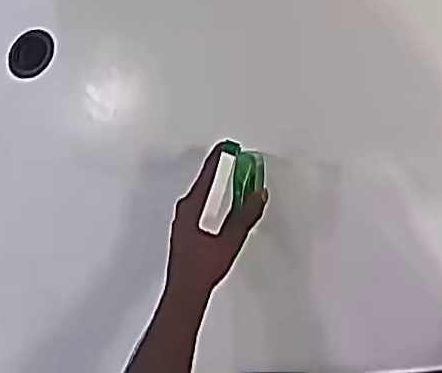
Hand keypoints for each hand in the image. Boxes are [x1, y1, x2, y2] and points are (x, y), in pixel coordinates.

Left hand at [163, 147, 267, 304]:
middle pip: (205, 181)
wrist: (185, 296)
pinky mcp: (186, 229)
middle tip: (235, 158)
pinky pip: (202, 203)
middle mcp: (185, 210)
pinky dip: (214, 196)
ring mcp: (183, 220)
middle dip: (221, 168)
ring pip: (203, 193)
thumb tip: (258, 195)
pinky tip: (224, 201)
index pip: (208, 173)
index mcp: (192, 207)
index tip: (229, 145)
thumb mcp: (229, 241)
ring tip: (234, 177)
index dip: (219, 157)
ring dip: (218, 183)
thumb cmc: (201, 270)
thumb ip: (245, 216)